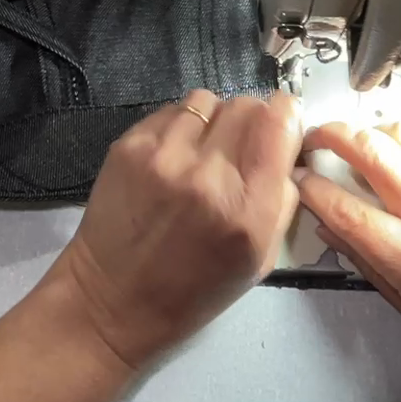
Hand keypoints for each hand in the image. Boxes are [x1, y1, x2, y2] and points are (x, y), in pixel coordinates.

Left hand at [43, 90, 302, 371]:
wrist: (113, 301)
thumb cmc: (194, 290)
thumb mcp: (259, 259)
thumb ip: (281, 198)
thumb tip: (288, 145)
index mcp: (248, 210)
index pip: (279, 124)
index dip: (286, 114)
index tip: (282, 120)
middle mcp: (208, 175)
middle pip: (247, 105)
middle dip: (253, 118)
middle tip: (241, 143)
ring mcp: (165, 156)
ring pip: (208, 100)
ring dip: (214, 119)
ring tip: (203, 148)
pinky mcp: (130, 145)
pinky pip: (171, 111)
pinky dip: (180, 125)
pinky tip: (173, 155)